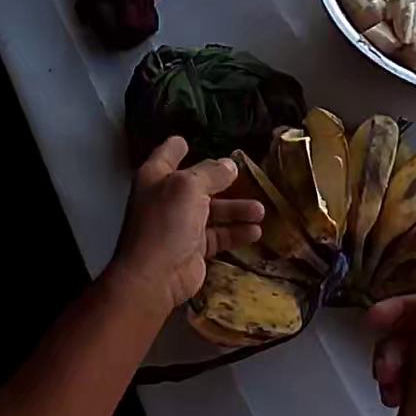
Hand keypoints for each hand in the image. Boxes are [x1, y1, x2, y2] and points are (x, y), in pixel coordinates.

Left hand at [110, 136, 265, 312]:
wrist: (155, 276)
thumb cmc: (166, 222)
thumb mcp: (189, 187)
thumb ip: (211, 173)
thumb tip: (230, 165)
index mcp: (157, 176)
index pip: (169, 153)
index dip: (181, 145)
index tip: (192, 139)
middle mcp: (167, 198)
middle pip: (199, 184)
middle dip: (225, 182)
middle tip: (249, 178)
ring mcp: (180, 225)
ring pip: (214, 211)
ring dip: (237, 210)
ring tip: (261, 211)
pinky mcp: (193, 248)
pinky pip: (219, 235)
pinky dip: (236, 233)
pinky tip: (255, 232)